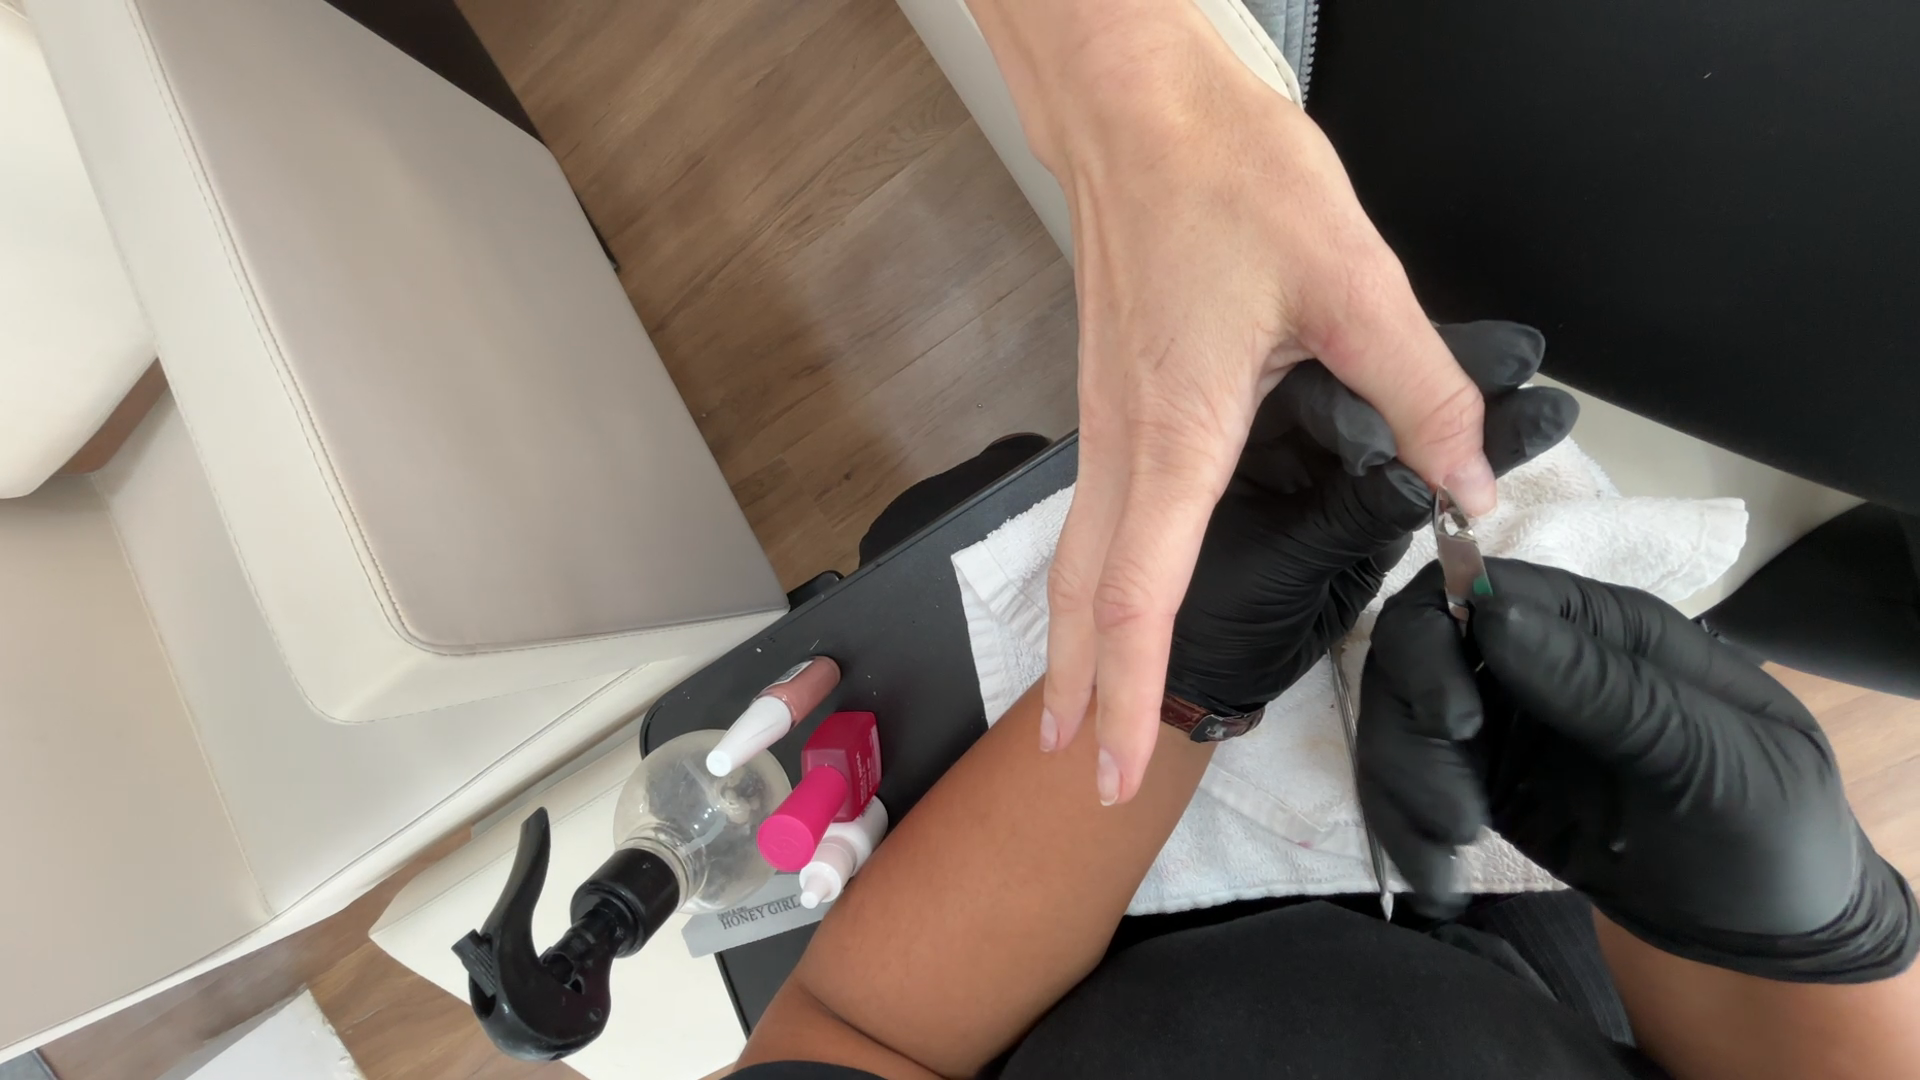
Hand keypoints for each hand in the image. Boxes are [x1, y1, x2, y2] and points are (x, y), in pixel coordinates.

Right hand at [966, 1, 1498, 803]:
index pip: (1136, 596)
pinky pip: (1090, 517)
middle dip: (1077, 688)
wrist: (1136, 122)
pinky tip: (1107, 597)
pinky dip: (1090, 580)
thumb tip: (1469, 486)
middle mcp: (1120, 448)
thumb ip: (1416, 391)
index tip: (1110, 765)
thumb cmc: (1225, 184)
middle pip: (1080, 595)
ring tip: (1077, 703)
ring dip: (1074, 641)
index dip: (1126, 692)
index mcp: (1172, 437)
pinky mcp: (1107, 405)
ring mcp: (1102, 428)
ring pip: (1075, 560)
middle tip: (1074, 764)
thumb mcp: (1352, 279)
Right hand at [1359, 560, 1919, 981]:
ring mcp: (1484, 707)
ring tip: (1449, 856)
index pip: (1472, 585)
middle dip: (1409, 731)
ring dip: (1403, 785)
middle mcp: (1521, 653)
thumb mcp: (1715, 760)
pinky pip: (1396, 769)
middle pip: (1408, 648)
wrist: (1747, 937)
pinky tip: (1435, 875)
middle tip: (1450, 818)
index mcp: (1591, 625)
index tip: (1452, 722)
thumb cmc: (1763, 834)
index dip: (1433, 633)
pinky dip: (1398, 820)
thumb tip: (1491, 610)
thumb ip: (1605, 684)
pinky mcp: (1460, 762)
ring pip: (1391, 713)